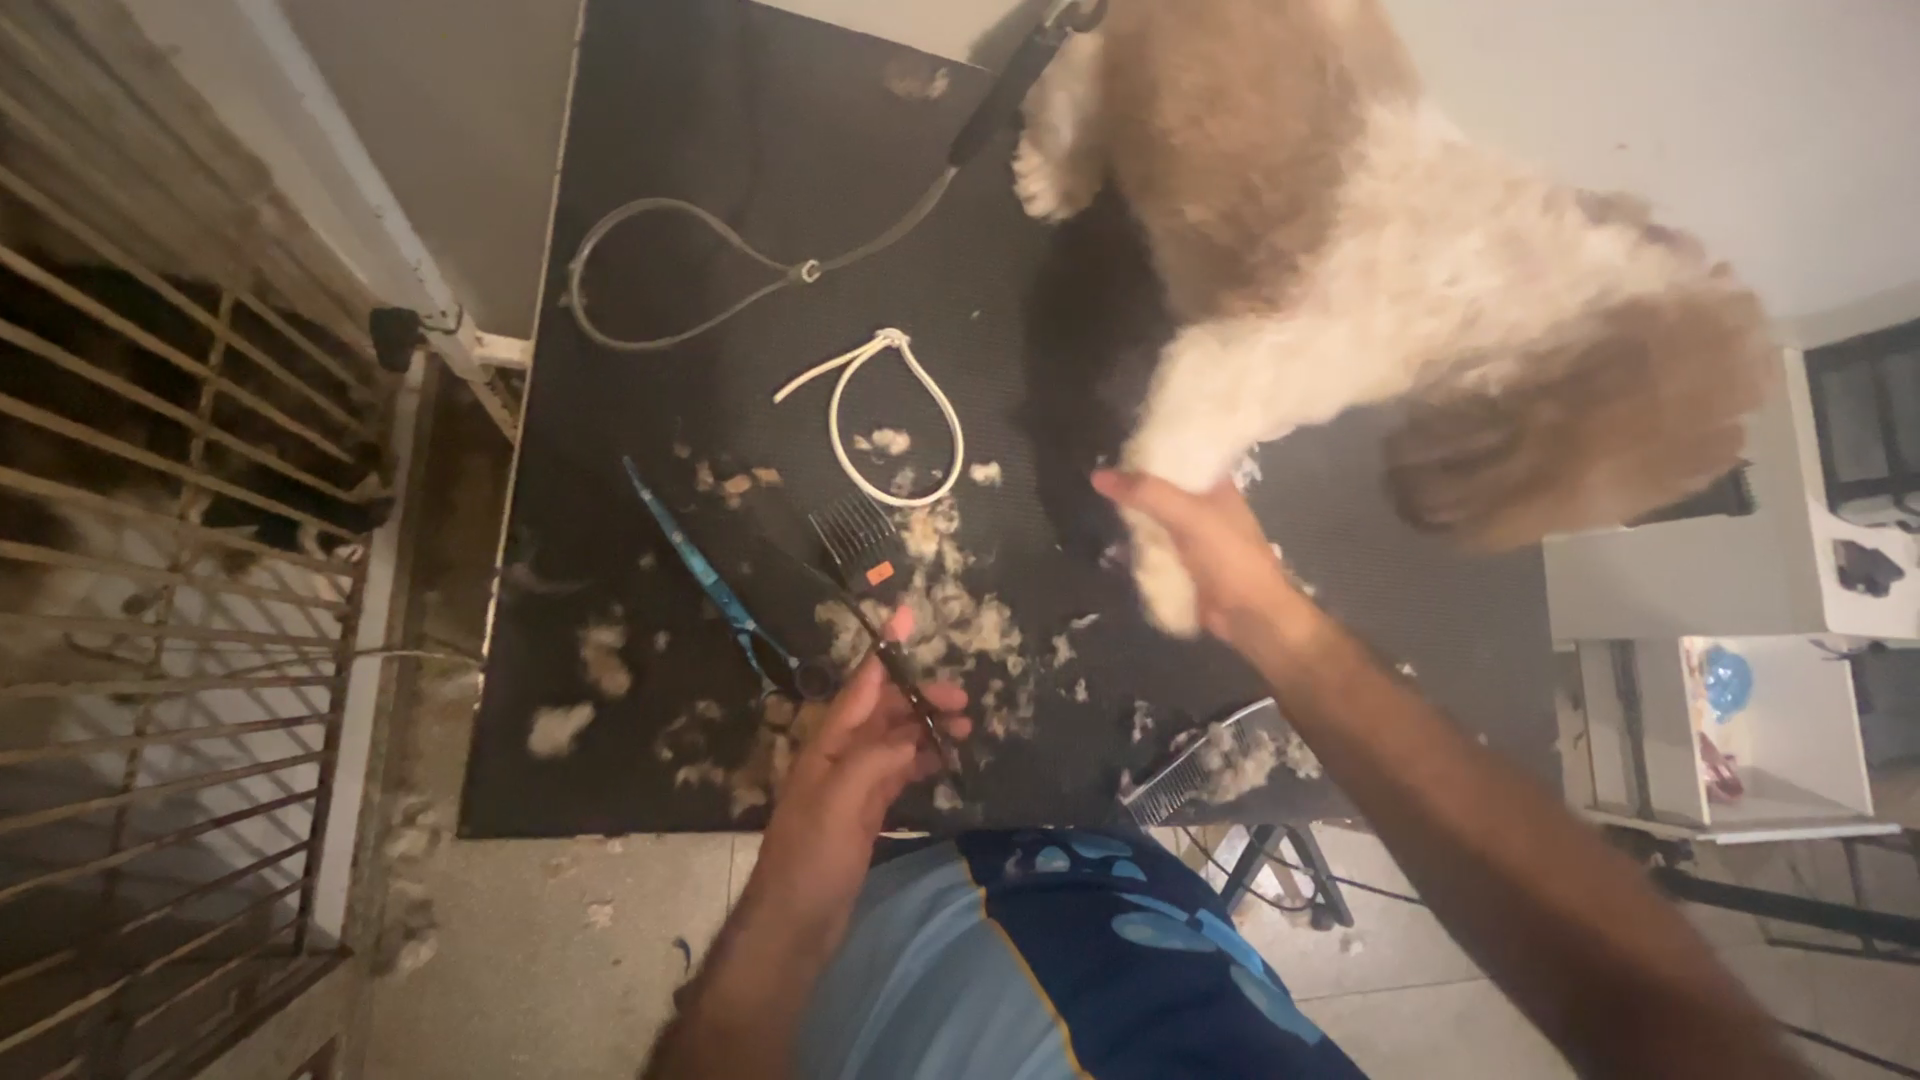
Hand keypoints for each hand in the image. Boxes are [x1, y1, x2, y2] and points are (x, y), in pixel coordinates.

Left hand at [742, 606, 968, 947]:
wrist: (795, 922)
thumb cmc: (811, 858)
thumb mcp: (840, 802)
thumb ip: (874, 758)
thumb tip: (911, 735)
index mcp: (827, 743)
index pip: (861, 685)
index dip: (886, 651)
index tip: (908, 614)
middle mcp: (840, 756)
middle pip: (884, 711)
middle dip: (920, 698)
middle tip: (963, 701)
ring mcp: (854, 784)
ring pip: (896, 741)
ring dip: (926, 729)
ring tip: (966, 727)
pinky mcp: (867, 811)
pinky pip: (898, 772)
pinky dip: (921, 759)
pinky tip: (944, 759)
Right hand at [1091, 469, 1304, 649]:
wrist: (1249, 614)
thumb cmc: (1228, 556)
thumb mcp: (1188, 515)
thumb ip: (1146, 494)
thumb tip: (1098, 475)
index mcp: (1215, 486)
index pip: (1180, 456)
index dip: (1150, 452)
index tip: (1114, 451)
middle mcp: (1203, 507)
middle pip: (1161, 490)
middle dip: (1133, 490)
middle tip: (1098, 483)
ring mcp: (1192, 538)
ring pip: (1154, 521)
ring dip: (1131, 521)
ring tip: (1098, 510)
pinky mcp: (1182, 564)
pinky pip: (1152, 549)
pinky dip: (1135, 548)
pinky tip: (1113, 545)